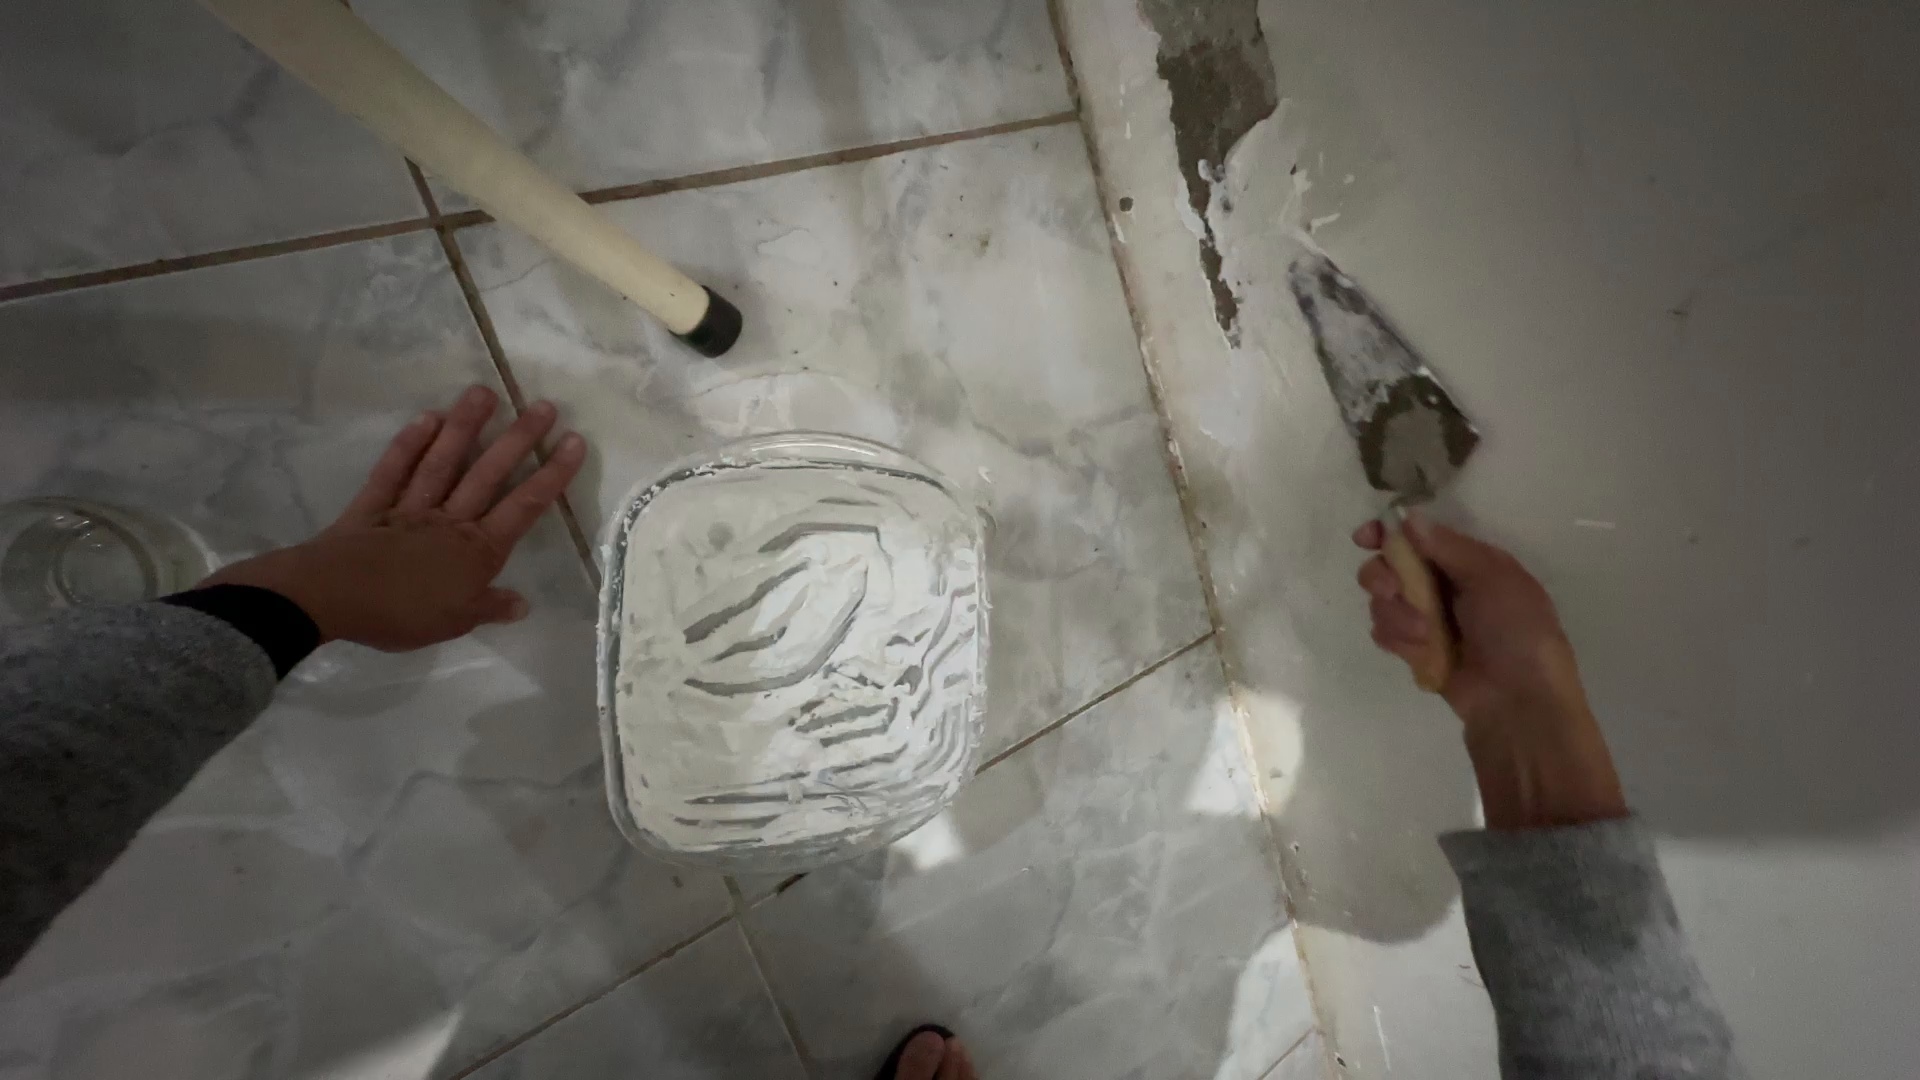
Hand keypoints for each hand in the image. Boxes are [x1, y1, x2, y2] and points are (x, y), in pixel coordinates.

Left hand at [206, 385, 587, 651]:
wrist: (325, 602)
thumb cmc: (400, 614)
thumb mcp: (457, 621)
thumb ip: (491, 607)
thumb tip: (522, 603)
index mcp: (478, 549)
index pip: (526, 506)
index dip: (553, 474)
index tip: (574, 442)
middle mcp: (452, 520)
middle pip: (490, 474)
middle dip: (519, 440)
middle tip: (542, 406)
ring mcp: (411, 509)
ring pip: (444, 463)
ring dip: (465, 427)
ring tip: (484, 393)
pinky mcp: (372, 507)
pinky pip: (393, 472)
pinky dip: (408, 445)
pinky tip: (426, 419)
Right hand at [1354, 515, 1626, 827]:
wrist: (1518, 702)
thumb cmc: (1519, 634)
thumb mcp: (1495, 580)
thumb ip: (1449, 548)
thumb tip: (1408, 517)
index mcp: (1467, 563)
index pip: (1417, 536)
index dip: (1386, 533)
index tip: (1365, 539)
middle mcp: (1442, 586)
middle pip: (1387, 566)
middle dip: (1383, 577)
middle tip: (1393, 592)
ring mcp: (1425, 618)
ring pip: (1381, 600)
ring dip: (1396, 616)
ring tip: (1423, 638)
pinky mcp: (1412, 647)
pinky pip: (1383, 631)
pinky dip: (1396, 639)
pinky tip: (1418, 652)